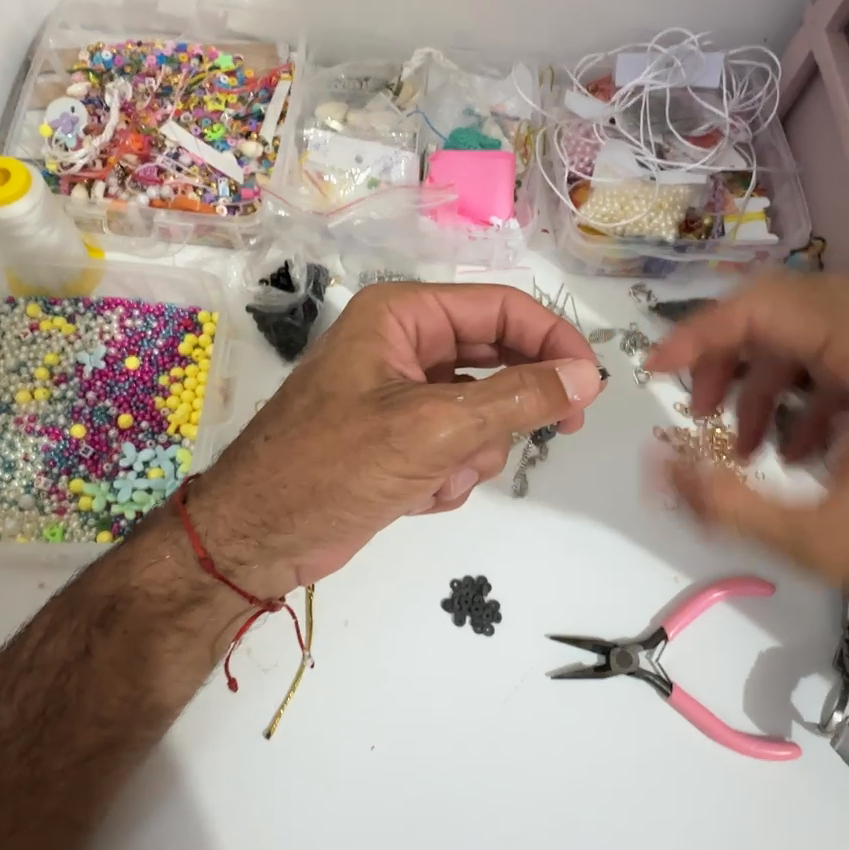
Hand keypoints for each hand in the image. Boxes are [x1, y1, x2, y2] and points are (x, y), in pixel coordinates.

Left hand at [190, 283, 605, 597]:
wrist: (258, 539)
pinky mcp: (399, 441)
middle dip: (513, 406)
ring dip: (474, 451)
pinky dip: (449, 474)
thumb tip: (585, 375)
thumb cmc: (333, 467)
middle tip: (558, 432)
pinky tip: (416, 496)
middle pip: (495, 359)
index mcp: (402, 316)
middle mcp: (403, 345)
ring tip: (438, 475)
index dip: (553, 341)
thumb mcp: (434, 429)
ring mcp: (400, 395)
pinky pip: (456, 446)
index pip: (502, 309)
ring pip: (481, 410)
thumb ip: (517, 398)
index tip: (590, 387)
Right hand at [646, 272, 848, 629]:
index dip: (698, 336)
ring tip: (748, 439)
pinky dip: (811, 378)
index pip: (766, 308)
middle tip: (700, 413)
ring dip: (768, 371)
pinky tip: (803, 442)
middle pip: (787, 304)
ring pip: (816, 317)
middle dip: (729, 357)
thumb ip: (726, 502)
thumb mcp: (826, 541)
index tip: (656, 373)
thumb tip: (655, 466)